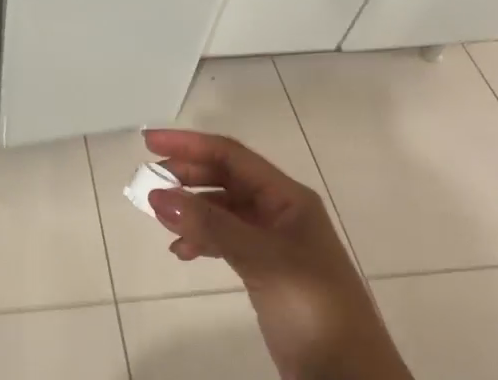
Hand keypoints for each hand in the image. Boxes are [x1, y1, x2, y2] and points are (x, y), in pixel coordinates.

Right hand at [143, 129, 411, 379]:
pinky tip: (181, 251)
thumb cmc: (313, 306)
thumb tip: (157, 193)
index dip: (189, 144)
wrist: (350, 377)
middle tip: (147, 179)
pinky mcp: (266, 271)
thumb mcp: (261, 259)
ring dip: (191, 208)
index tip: (148, 142)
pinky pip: (226, 240)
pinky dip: (201, 239)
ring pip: (223, 209)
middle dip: (186, 174)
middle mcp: (281, 212)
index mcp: (288, 197)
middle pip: (225, 178)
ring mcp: (274, 243)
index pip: (231, 155)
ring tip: (158, 217)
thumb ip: (210, 225)